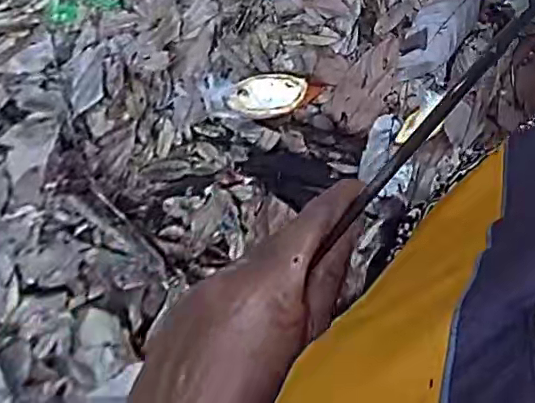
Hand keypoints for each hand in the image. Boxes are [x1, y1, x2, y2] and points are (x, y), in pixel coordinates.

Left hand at [130, 180, 365, 402]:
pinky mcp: (176, 316)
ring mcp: (197, 295)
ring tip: (284, 321)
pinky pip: (225, 287)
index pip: (315, 215)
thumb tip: (348, 235)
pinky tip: (248, 336)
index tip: (358, 191)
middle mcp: (227, 278)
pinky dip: (244, 297)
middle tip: (331, 275)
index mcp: (267, 281)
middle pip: (284, 240)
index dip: (343, 199)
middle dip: (310, 249)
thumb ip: (329, 280)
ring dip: (276, 276)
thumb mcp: (309, 343)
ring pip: (255, 264)